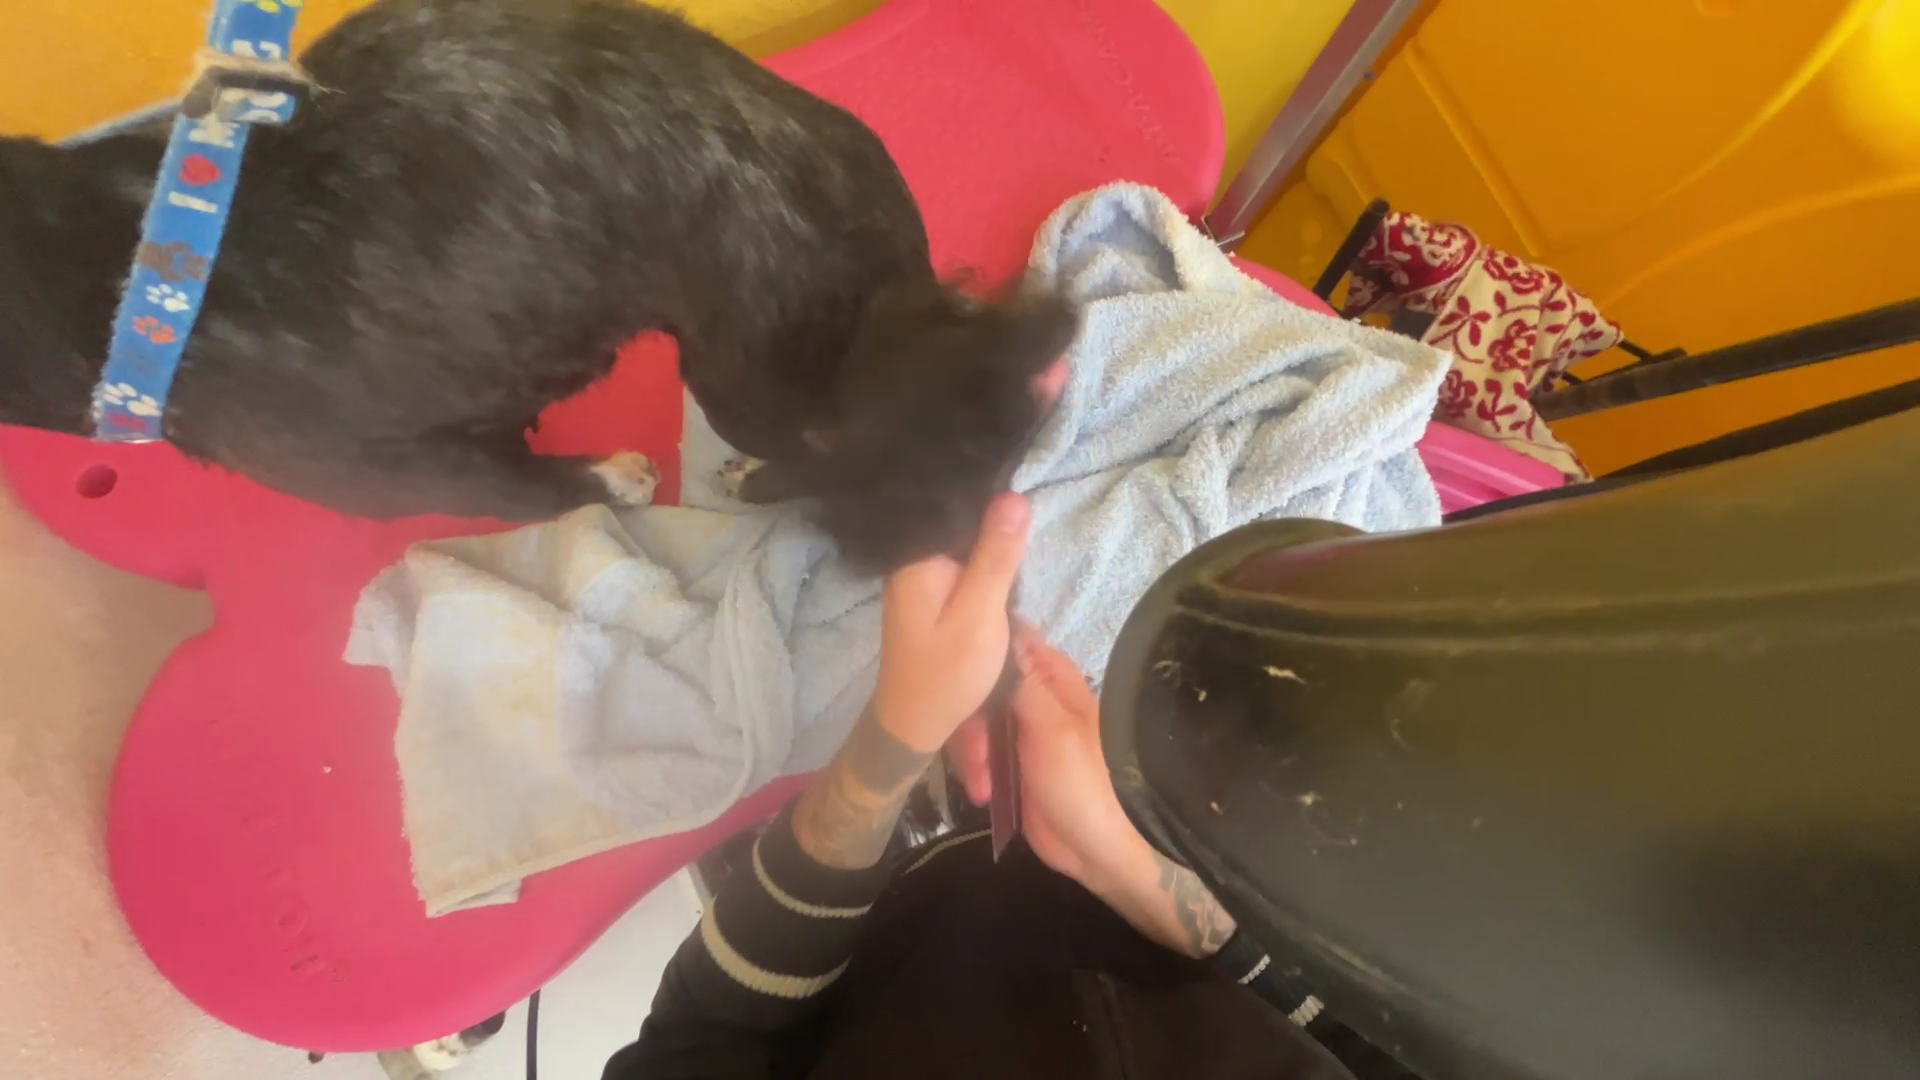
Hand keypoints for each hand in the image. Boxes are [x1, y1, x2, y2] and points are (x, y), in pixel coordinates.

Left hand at [791, 493, 1029, 870]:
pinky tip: (998, 582)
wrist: (914, 725)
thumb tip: (1012, 496)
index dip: (995, 505)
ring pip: (963, 548)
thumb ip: (996, 557)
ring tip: (1015, 564)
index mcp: (917, 557)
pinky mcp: (927, 595)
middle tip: (1024, 550)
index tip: (1026, 511)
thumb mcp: (980, 613)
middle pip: (961, 525)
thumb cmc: (947, 672)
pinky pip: (958, 568)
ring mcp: (917, 578)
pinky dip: (980, 573)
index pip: (958, 506)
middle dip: (995, 533)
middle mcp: (911, 560)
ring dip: (991, 556)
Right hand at [947, 625, 1141, 888]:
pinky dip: (974, 771)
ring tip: (983, 785)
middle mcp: (1030, 692)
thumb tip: (998, 631)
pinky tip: (984, 794)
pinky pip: (976, 751)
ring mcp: (1017, 727)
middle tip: (978, 754)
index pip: (1004, 638)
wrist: (1103, 851)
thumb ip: (1021, 681)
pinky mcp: (1008, 760)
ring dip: (970, 752)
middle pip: (976, 683)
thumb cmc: (1086, 782)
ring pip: (971, 719)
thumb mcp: (1052, 727)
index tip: (957, 678)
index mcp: (1048, 673)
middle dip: (968, 720)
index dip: (975, 649)